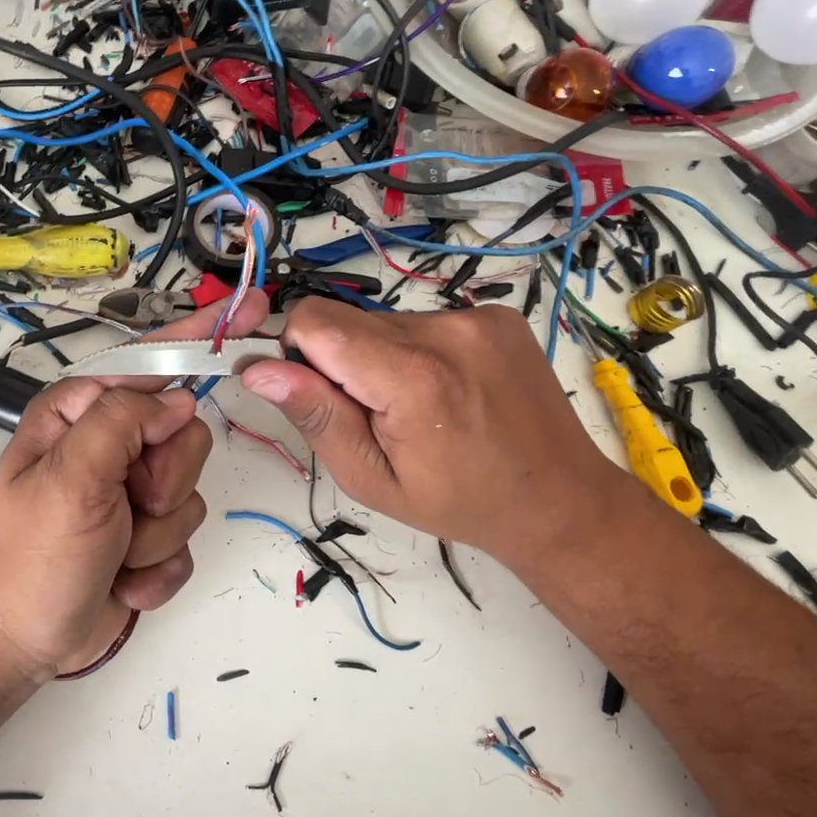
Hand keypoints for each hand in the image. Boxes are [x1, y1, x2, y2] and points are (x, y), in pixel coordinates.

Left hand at [0, 290, 270, 680]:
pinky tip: (120, 582)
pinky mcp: (150, 537)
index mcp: (78, 416)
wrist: (24, 641)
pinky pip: (187, 540)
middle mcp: (109, 446)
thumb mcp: (70, 479)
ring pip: (190, 492)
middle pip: (183, 434)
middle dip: (164, 482)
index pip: (147, 364)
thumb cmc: (35, 557)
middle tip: (129, 507)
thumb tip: (178, 399)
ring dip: (154, 536)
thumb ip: (123, 425)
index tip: (252, 309)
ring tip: (112, 553)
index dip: (197, 337)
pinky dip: (156, 568)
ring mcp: (131, 493)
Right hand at [239, 298, 628, 563]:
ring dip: (379, 357)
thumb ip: (314, 416)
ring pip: (382, 320)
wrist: (559, 499)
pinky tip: (444, 391)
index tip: (321, 398)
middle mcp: (445, 330)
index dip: (299, 355)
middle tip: (375, 415)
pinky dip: (416, 351)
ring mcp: (477, 316)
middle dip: (340, 361)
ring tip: (416, 408)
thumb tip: (257, 369)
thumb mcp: (369, 478)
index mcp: (410, 376)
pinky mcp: (496, 314)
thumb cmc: (457, 502)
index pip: (312, 320)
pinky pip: (422, 320)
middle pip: (346, 319)